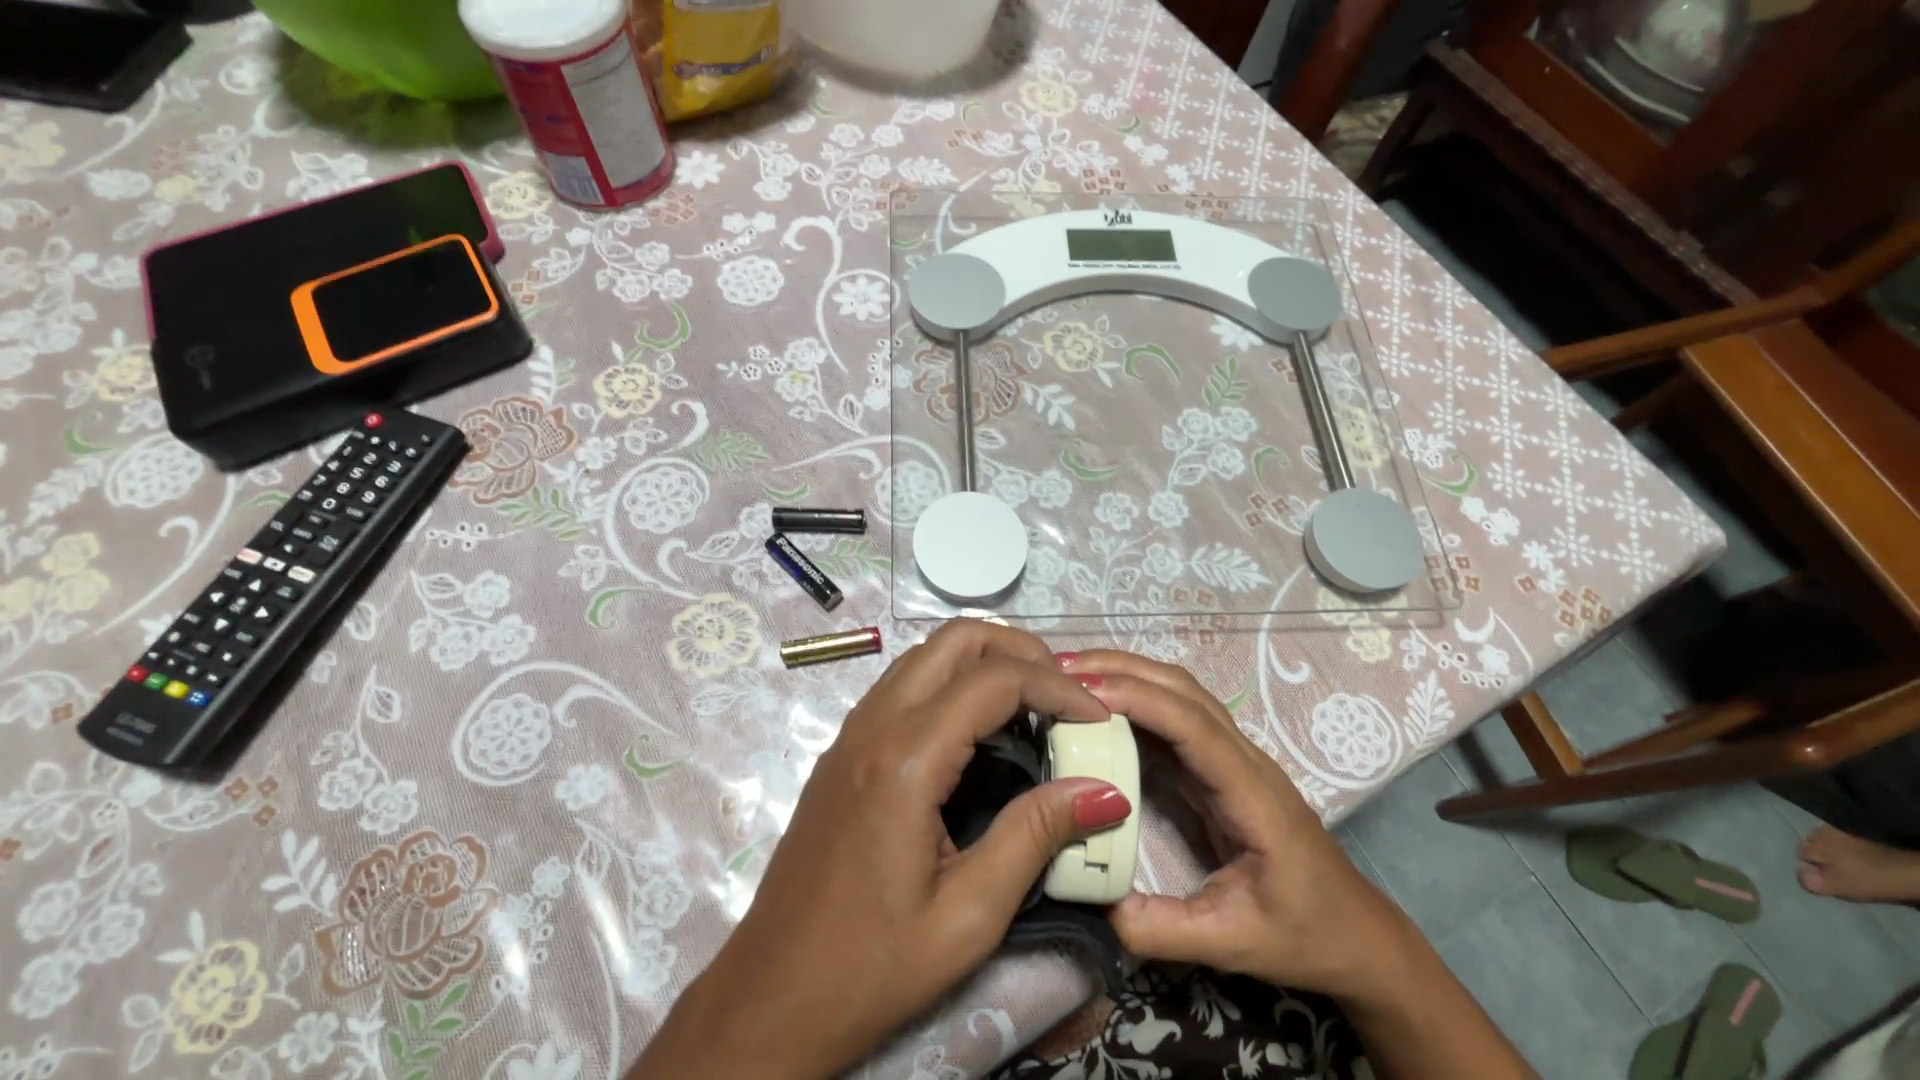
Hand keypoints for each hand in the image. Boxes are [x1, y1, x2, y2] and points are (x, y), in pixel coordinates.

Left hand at [635, 620, 1132, 1079]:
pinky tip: (983, 735)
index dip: (1058, 688)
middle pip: (954, 640)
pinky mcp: (842, 753)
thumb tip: (1103, 789)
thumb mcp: (969, 914)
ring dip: (984, 663)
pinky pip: (903, 688)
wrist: (774, 996)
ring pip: (925, 656)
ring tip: (1035, 710)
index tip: (1100, 719)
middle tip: (1067, 698)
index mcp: (904, 760)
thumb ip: (1035, 836)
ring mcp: (850, 735)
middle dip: (1021, 652)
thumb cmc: (873, 966)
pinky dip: (952, 685)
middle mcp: (872, 727)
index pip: (995, 680)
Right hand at [1059, 649, 1412, 999]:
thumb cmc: (1303, 935)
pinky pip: (1174, 724)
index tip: (1081, 690)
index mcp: (1253, 795)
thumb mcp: (1230, 943)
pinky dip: (1134, 705)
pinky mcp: (1218, 772)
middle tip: (1057, 667)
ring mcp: (1233, 762)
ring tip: (1067, 676)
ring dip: (1127, 676)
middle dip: (1123, 669)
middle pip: (1185, 691)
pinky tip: (1095, 710)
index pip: (1194, 727)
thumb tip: (1088, 902)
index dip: (1138, 699)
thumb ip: (1159, 927)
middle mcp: (1245, 763)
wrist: (1355, 936)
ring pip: (1180, 697)